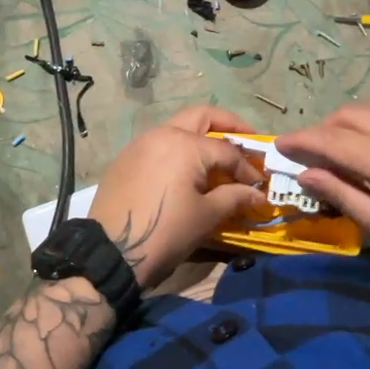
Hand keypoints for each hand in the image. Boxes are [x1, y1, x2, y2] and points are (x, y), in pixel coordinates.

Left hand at [87, 106, 268, 289]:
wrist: (111, 252)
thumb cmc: (165, 232)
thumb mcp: (206, 216)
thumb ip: (234, 197)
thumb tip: (257, 194)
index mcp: (185, 144)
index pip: (226, 150)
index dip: (246, 167)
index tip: (258, 185)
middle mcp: (162, 133)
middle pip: (201, 117)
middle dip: (227, 126)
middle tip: (245, 143)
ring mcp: (140, 143)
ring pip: (177, 128)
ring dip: (200, 136)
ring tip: (216, 159)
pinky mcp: (125, 158)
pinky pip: (158, 144)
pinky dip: (177, 149)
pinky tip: (185, 171)